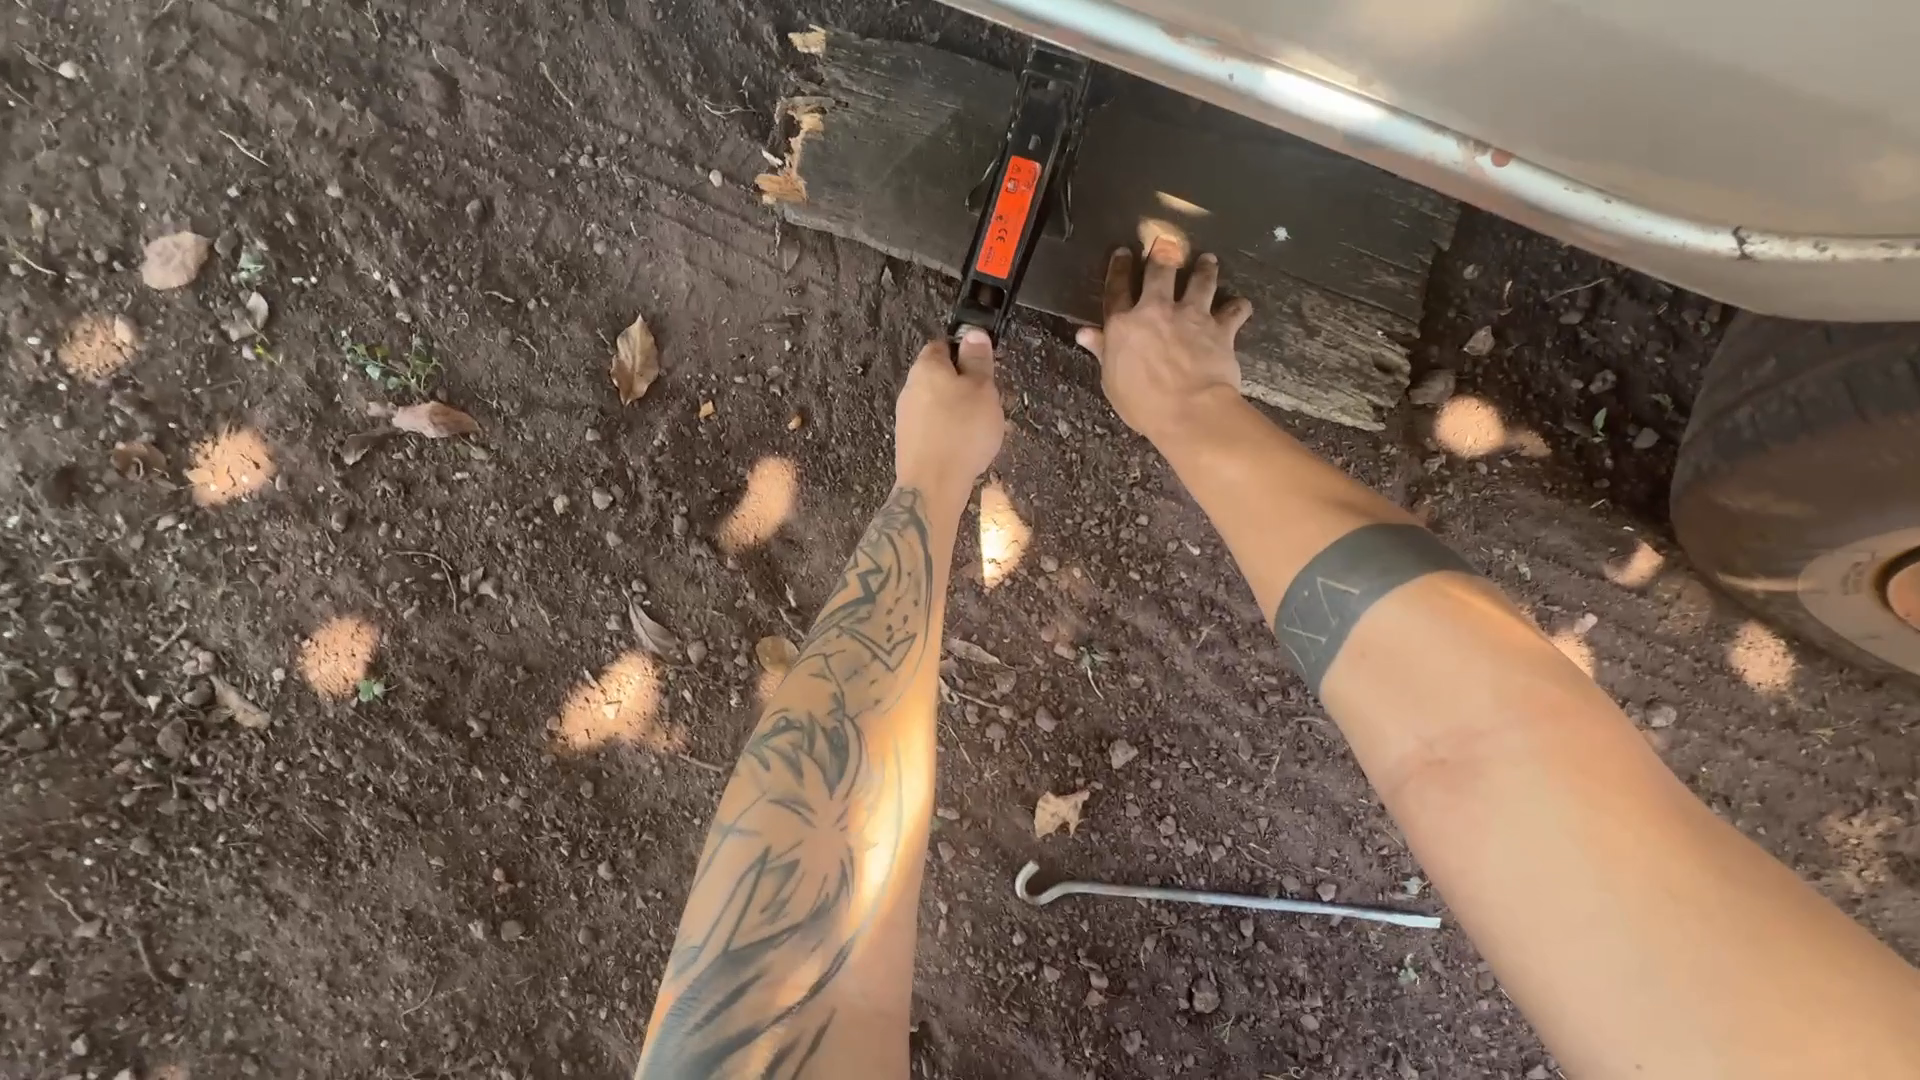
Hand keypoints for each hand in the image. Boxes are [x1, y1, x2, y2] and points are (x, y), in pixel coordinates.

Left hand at [894, 329, 1004, 495]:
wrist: (932, 485)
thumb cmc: (961, 432)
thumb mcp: (982, 389)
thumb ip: (978, 360)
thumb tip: (973, 333)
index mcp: (926, 368)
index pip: (943, 344)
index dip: (966, 352)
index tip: (985, 367)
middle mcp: (910, 389)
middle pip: (942, 378)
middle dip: (967, 387)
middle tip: (990, 403)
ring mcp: (907, 418)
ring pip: (940, 406)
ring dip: (962, 413)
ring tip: (984, 430)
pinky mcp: (910, 443)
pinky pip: (936, 429)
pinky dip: (952, 434)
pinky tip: (968, 449)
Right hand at [1076, 242, 1253, 443]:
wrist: (1189, 410)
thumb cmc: (1143, 403)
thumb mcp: (1112, 381)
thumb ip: (1103, 351)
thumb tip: (1084, 332)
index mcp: (1124, 324)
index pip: (1117, 289)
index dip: (1119, 269)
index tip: (1124, 253)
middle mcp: (1157, 310)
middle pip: (1160, 272)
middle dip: (1163, 254)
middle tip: (1167, 243)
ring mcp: (1192, 316)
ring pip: (1201, 281)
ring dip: (1204, 268)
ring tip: (1208, 260)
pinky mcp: (1220, 328)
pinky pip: (1234, 311)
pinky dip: (1238, 307)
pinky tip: (1240, 305)